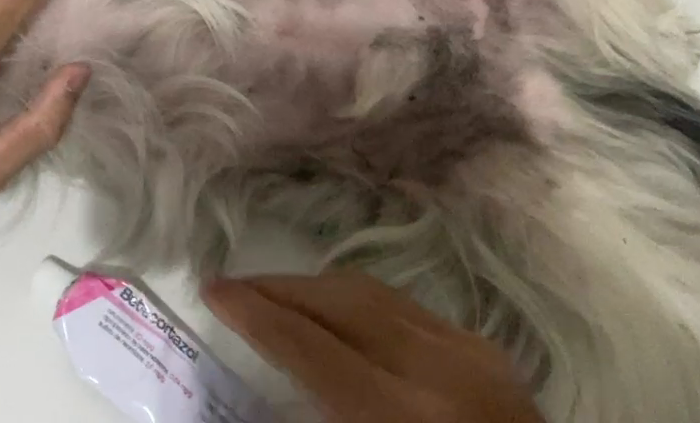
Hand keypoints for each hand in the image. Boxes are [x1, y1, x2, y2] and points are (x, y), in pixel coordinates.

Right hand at [204, 273, 544, 422]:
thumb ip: (317, 413)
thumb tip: (268, 379)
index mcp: (403, 415)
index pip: (309, 345)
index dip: (255, 313)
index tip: (213, 289)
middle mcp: (438, 368)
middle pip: (337, 301)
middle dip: (279, 289)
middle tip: (235, 290)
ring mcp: (469, 351)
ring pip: (371, 291)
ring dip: (316, 290)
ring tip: (278, 298)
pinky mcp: (486, 348)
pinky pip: (405, 306)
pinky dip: (360, 303)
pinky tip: (341, 317)